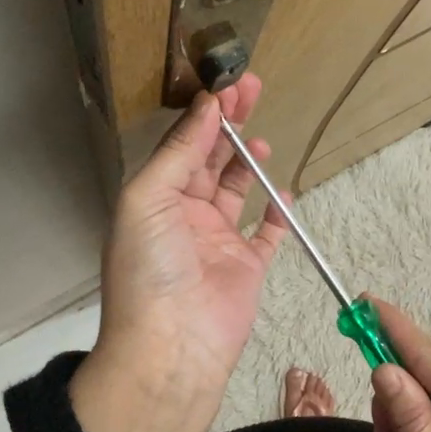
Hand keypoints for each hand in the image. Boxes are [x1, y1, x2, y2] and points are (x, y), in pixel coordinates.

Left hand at [70, 75, 287, 431]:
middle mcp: (184, 216)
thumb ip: (179, 152)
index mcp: (155, 198)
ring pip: (235, 191)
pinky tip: (282, 190)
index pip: (181, 146)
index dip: (204, 115)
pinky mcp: (248, 267)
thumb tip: (207, 108)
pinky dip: (275, 211)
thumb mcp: (148, 199)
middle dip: (229, 126)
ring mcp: (218, 242)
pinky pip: (266, 233)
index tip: (228, 85)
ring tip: (260, 140)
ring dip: (247, 163)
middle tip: (252, 90)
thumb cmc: (150, 268)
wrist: (172, 345)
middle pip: (210, 160)